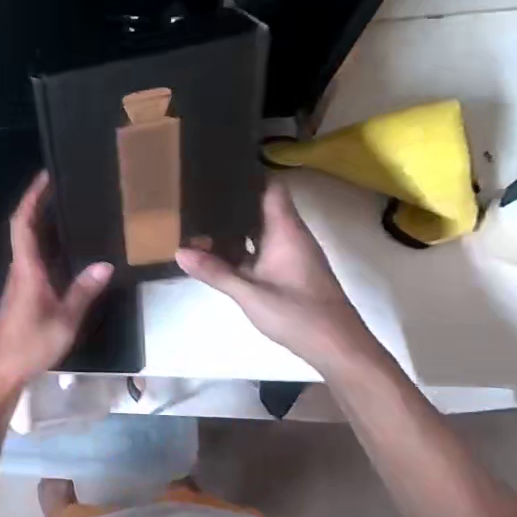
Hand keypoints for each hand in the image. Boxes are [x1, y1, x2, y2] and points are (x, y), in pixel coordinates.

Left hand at [0, 172, 112, 389]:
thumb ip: (83, 291)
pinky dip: (52, 245)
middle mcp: (21, 269)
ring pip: (33, 243)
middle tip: (68, 185)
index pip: (23, 223)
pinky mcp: (26, 292)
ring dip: (48, 223)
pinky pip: (39, 259)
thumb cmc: (30, 344)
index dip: (32, 197)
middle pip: (27, 227)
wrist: (3, 370)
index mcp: (26, 269)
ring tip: (76, 209)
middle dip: (43, 203)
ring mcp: (22, 281)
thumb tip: (106, 263)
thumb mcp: (64, 319)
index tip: (46, 176)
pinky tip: (73, 248)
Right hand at [175, 179, 378, 373]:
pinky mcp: (292, 271)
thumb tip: (179, 252)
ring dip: (236, 227)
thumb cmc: (298, 314)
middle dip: (233, 202)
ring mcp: (293, 254)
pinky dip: (244, 247)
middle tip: (197, 196)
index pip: (270, 187)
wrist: (337, 346)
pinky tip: (221, 254)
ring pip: (262, 229)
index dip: (247, 176)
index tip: (217, 170)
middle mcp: (292, 235)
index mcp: (286, 230)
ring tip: (201, 220)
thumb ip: (215, 272)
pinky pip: (264, 247)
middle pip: (262, 207)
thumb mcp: (250, 294)